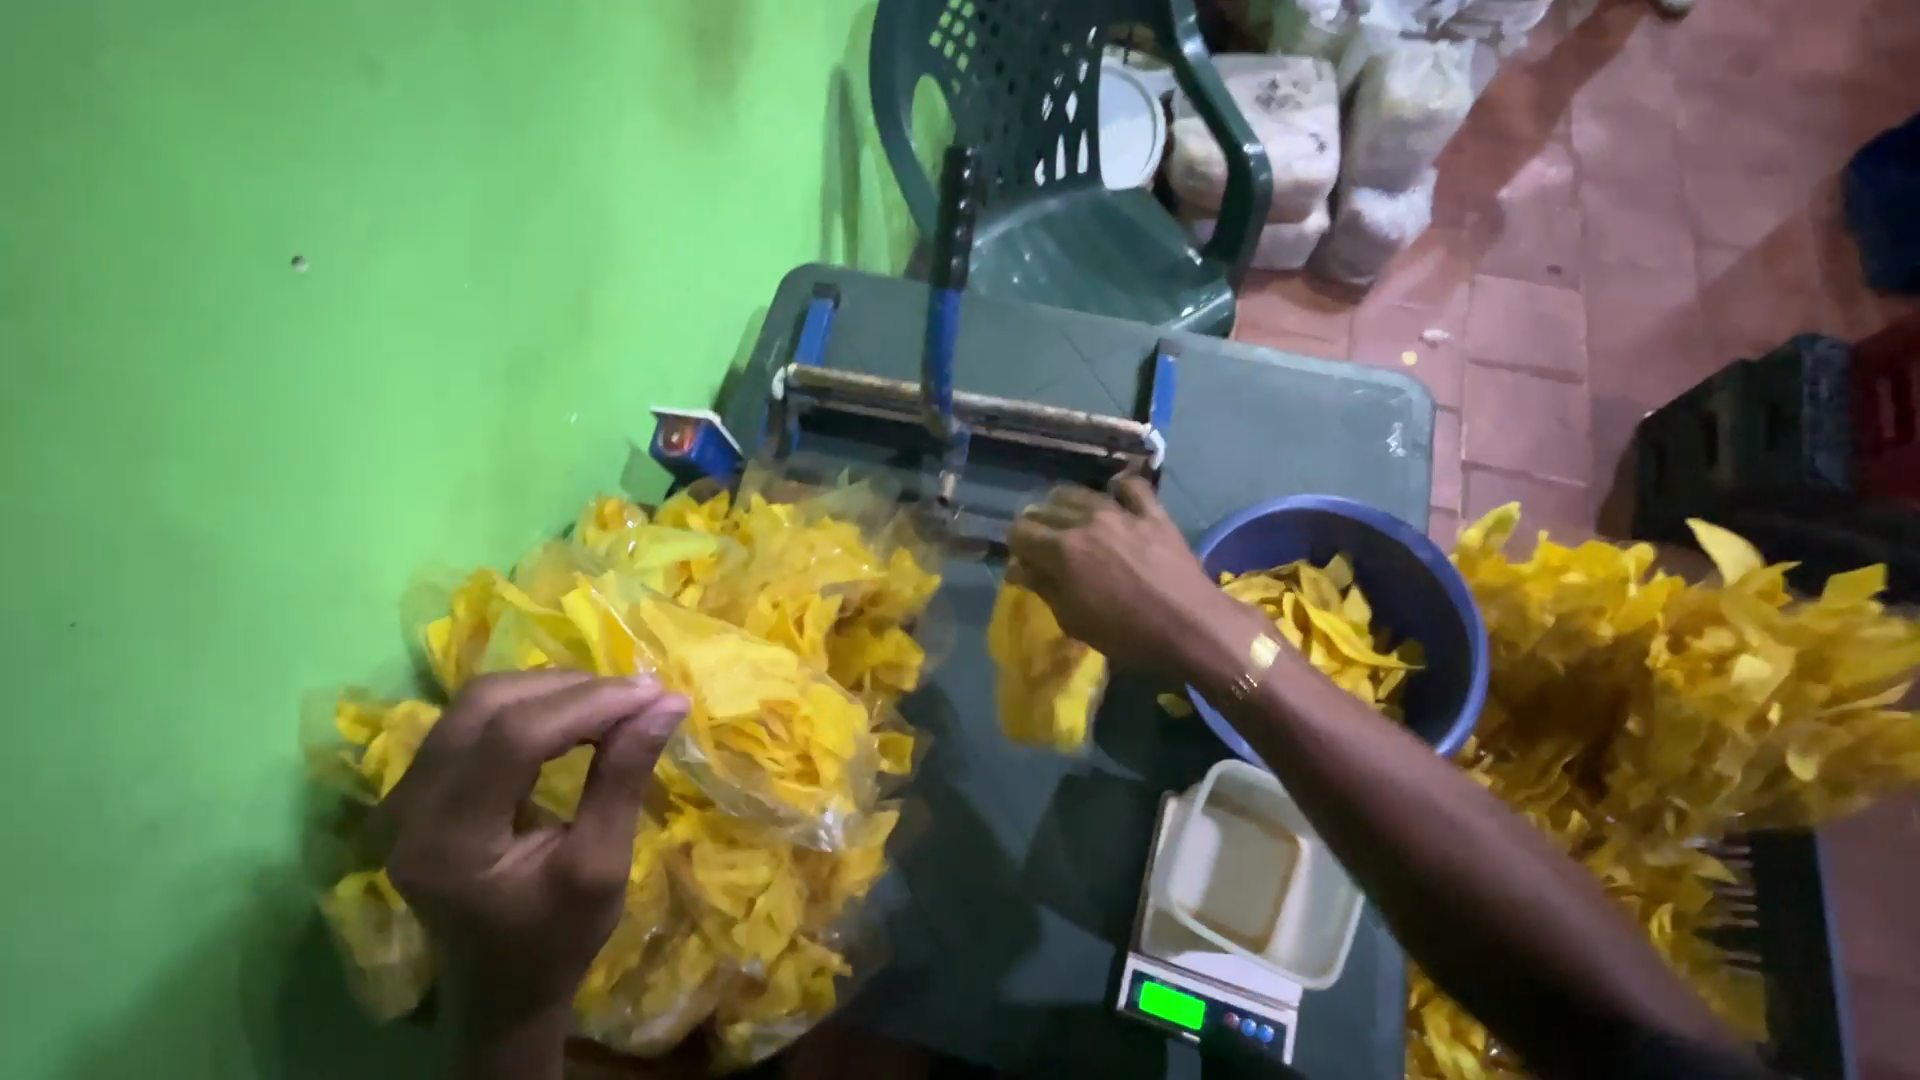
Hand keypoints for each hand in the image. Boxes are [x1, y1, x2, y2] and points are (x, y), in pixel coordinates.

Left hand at [376, 671, 687, 1072]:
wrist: (502, 989)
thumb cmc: (557, 939)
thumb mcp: (602, 866)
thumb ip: (624, 779)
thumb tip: (668, 702)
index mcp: (449, 842)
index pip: (514, 738)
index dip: (589, 703)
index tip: (654, 693)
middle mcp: (409, 808)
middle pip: (487, 704)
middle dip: (571, 688)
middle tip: (638, 695)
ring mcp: (404, 795)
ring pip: (478, 700)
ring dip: (552, 689)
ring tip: (614, 702)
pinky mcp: (418, 787)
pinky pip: (472, 718)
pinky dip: (531, 704)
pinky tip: (574, 715)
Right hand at [1007, 476, 1257, 678]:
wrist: (1190, 627)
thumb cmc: (1126, 635)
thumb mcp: (1074, 620)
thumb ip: (1044, 588)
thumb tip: (1018, 569)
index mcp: (1061, 551)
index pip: (1020, 532)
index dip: (1015, 545)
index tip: (1023, 559)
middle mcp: (1086, 522)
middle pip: (1046, 509)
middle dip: (1037, 524)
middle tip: (1043, 543)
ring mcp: (1122, 513)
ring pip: (1082, 493)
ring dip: (1067, 504)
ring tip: (1070, 519)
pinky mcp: (1153, 514)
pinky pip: (1132, 486)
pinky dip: (1118, 488)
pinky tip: (1115, 496)